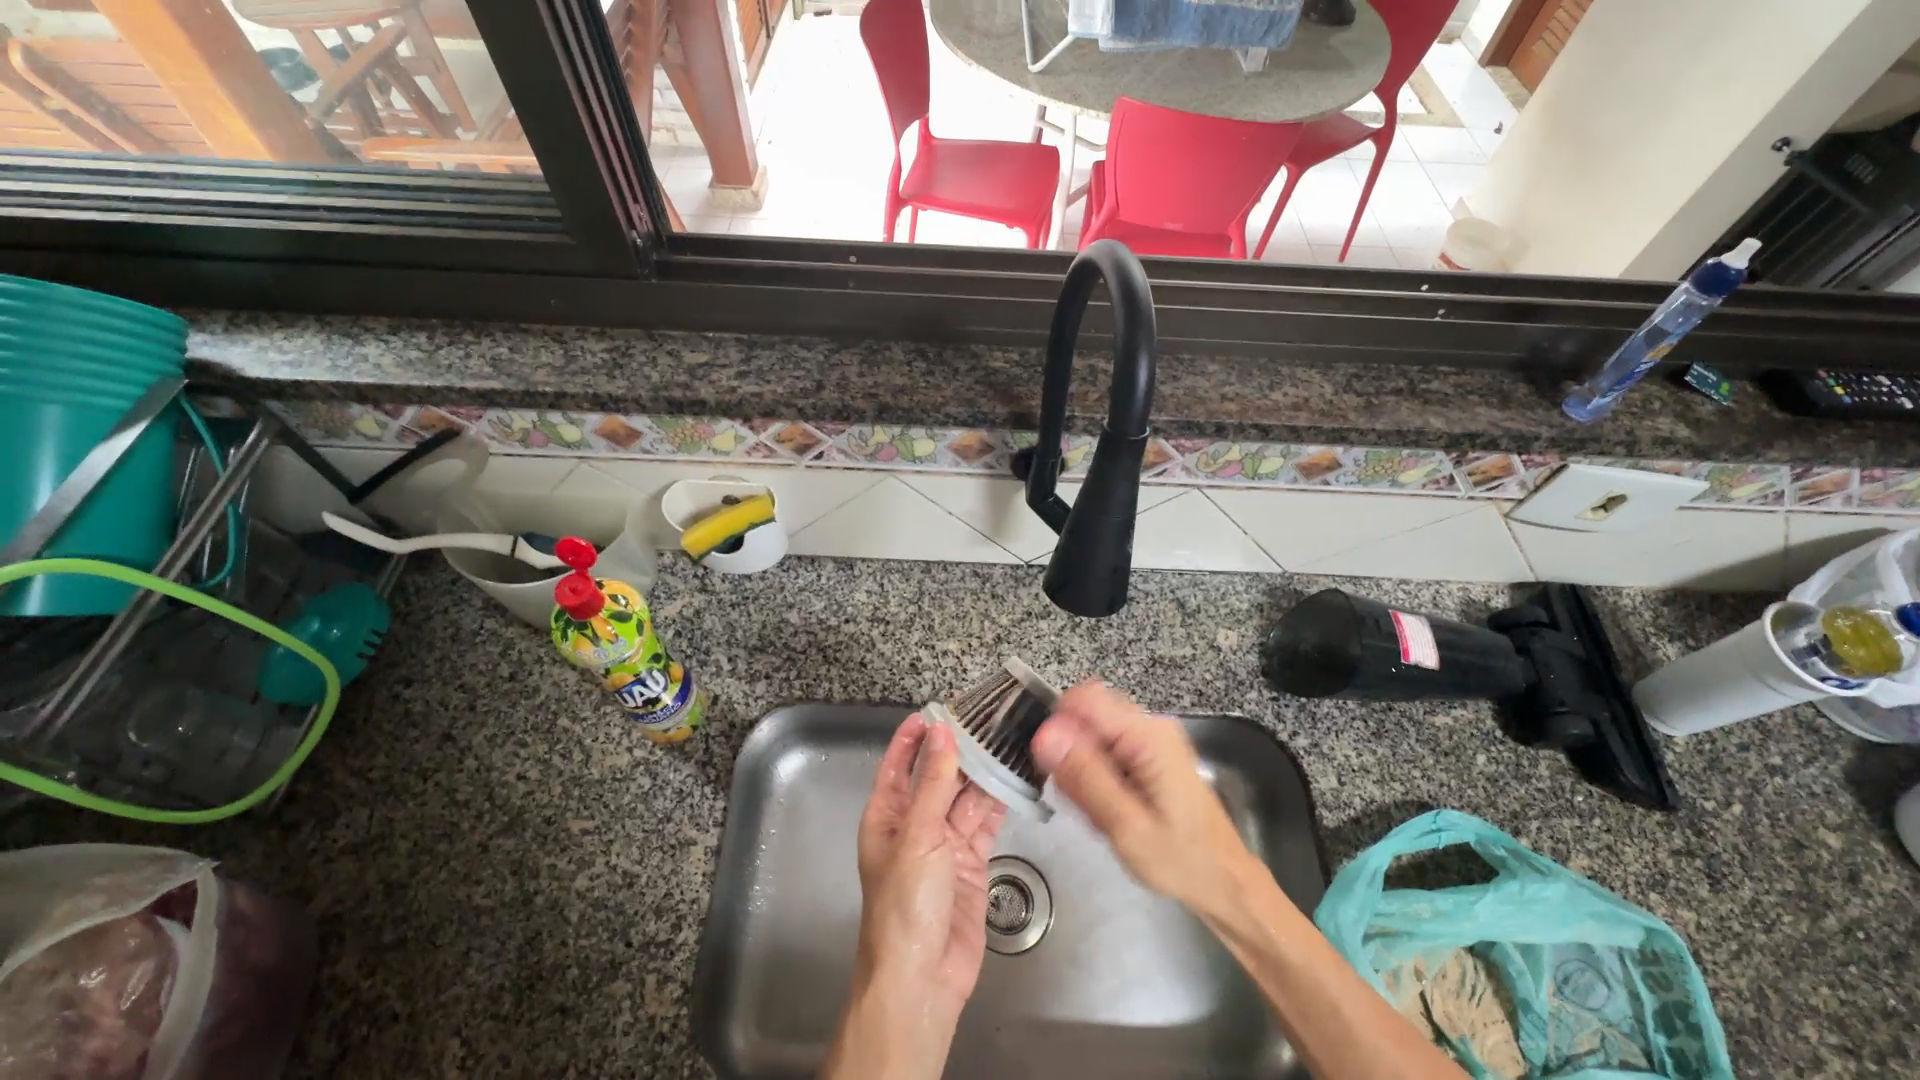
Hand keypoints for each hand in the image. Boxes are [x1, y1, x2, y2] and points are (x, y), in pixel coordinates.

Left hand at [824, 714, 1006, 1079]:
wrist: (922, 979)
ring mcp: (944, 846)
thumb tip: (941, 734)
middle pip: (937, 779)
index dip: (913, 738)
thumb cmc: (905, 907)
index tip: (935, 709)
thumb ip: (933, 784)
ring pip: (965, 799)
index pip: (898, 766)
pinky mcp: (972, 865)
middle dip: (958, 752)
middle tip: (987, 720)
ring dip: (983, 774)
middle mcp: (915, 826)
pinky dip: (999, 804)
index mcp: (887, 817)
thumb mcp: (918, 838)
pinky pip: (985, 825)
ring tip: (1008, 742)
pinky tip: (1015, 780)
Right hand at [1030, 681, 1263, 918]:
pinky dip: (1097, 778)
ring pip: (1092, 736)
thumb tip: (1046, 734)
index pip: (1083, 699)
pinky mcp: (1148, 755)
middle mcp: (1150, 727)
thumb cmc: (1180, 859)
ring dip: (1083, 771)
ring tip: (1099, 811)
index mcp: (1147, 736)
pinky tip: (1109, 809)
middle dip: (1071, 755)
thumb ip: (1085, 776)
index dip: (1059, 729)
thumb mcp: (1126, 826)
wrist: (1224, 881)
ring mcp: (1150, 740)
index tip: (1055, 770)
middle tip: (1082, 800)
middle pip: (1085, 716)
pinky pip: (1106, 752)